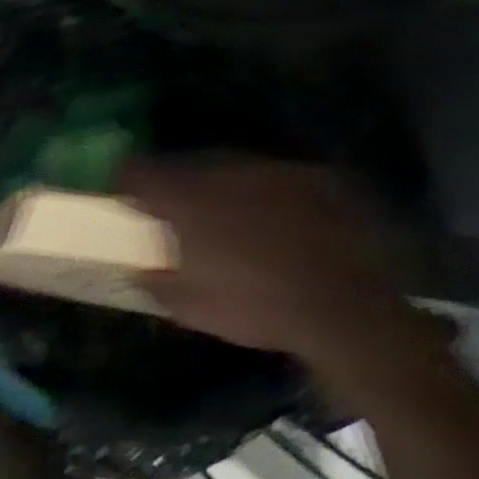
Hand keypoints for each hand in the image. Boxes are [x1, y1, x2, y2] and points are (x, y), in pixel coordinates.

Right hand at [117, 157, 414, 363]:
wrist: (351, 314)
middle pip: (188, 164)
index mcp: (187, 198)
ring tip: (234, 217)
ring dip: (227, 187)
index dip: (127, 182)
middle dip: (180, 184)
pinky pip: (283, 180)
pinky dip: (273, 195)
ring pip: (237, 168)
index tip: (127, 198)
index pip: (138, 170)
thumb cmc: (258, 308)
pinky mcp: (324, 181)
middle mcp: (228, 172)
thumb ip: (155, 281)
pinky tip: (281, 223)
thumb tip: (141, 272)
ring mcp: (279, 172)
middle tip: (181, 211)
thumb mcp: (189, 308)